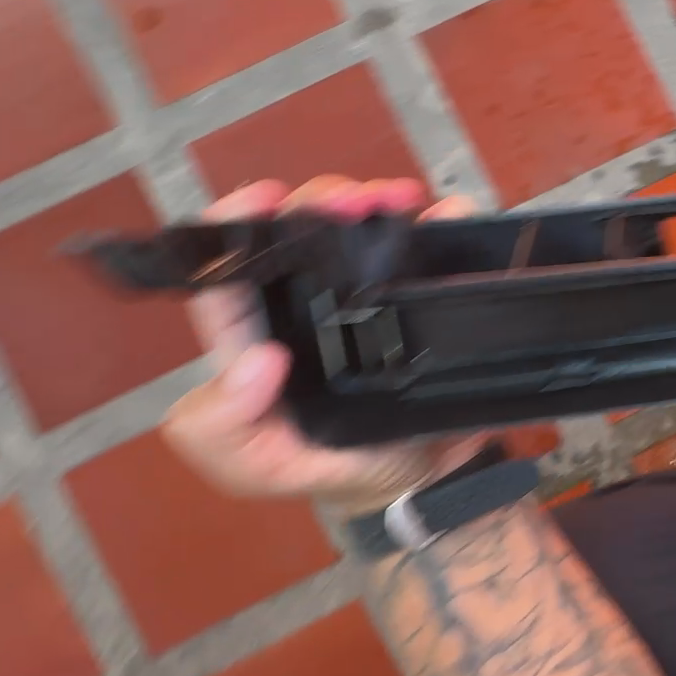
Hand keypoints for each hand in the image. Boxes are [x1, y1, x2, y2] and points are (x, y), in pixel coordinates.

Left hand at [162, 176, 486, 510]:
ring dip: (383, 205)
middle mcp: (315, 310)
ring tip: (402, 197)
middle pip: (308, 239)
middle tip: (356, 198)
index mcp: (263, 340)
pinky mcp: (433, 305)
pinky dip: (448, 225)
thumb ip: (223, 432)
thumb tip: (259, 359)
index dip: (238, 227)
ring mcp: (379, 305)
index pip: (234, 278)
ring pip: (370, 236)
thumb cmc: (340, 467)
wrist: (433, 478)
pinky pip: (440, 256)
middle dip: (324, 205)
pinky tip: (453, 212)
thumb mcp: (259, 469)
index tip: (268, 197)